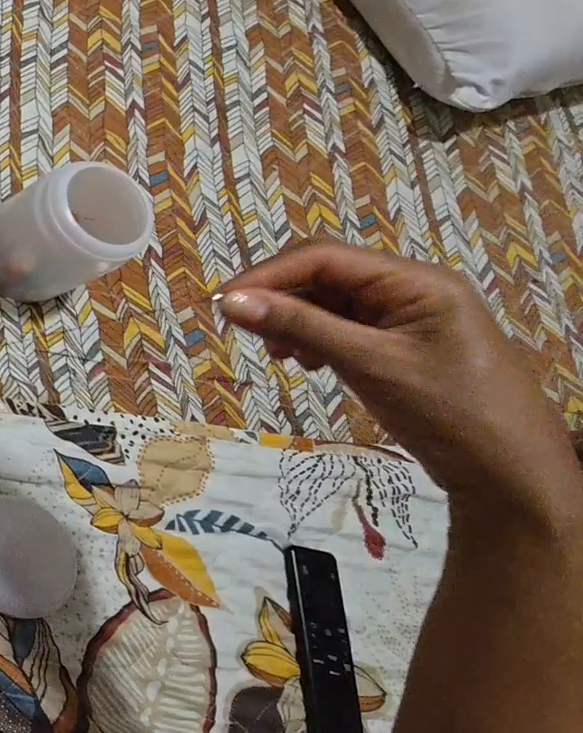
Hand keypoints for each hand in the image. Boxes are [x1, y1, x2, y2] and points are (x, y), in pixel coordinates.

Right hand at [217, 243, 579, 523]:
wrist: (510, 475)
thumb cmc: (448, 410)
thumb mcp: (367, 362)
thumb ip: (299, 326)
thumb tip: (229, 302)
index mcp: (416, 281)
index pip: (323, 258)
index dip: (267, 275)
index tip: (223, 304)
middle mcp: (410, 289)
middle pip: (322, 275)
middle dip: (277, 297)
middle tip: (241, 329)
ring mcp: (404, 317)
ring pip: (325, 302)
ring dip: (291, 321)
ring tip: (279, 354)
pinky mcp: (396, 343)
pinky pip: (338, 326)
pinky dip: (310, 338)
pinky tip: (305, 361)